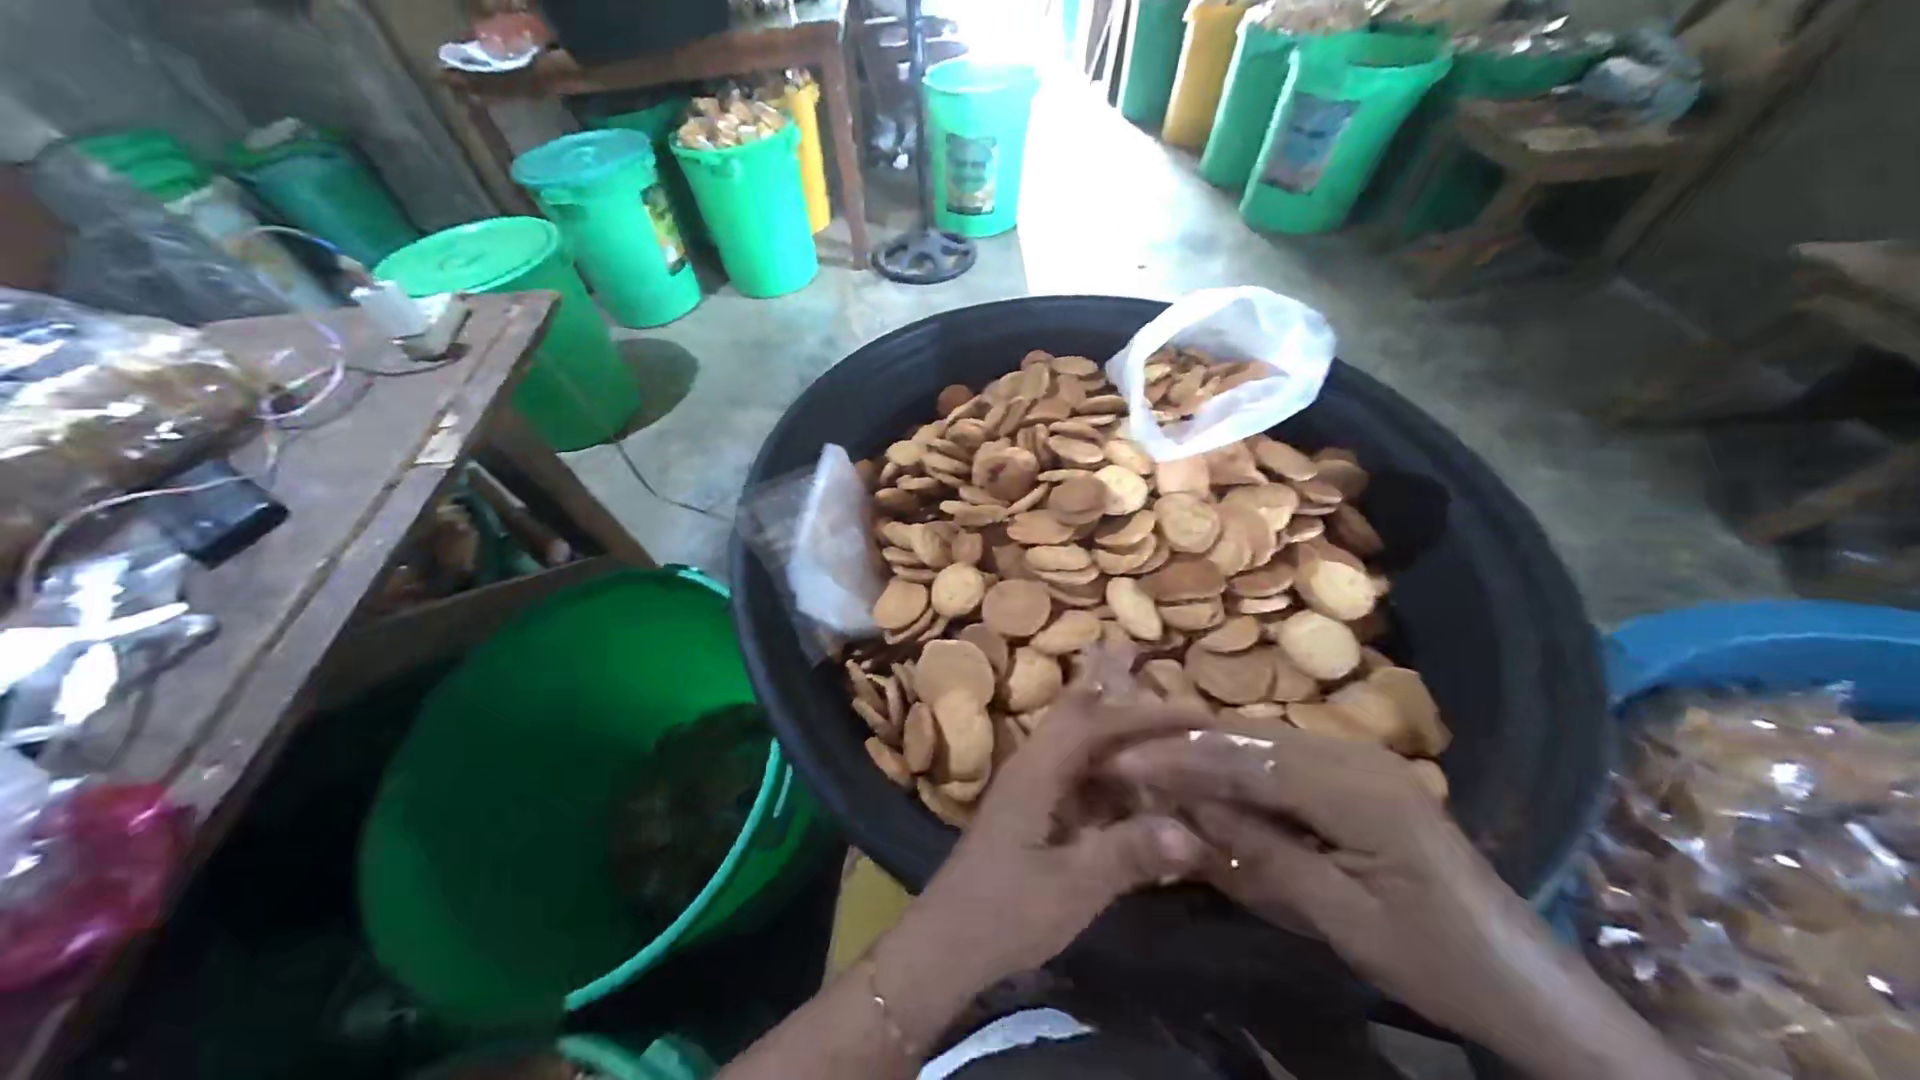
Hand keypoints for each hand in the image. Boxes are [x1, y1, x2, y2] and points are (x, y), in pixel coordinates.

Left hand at [874, 691, 1211, 1032]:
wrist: (946, 946)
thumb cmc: (1005, 913)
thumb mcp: (1073, 887)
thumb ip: (1129, 853)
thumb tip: (1193, 834)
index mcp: (1037, 770)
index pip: (1096, 721)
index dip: (1147, 715)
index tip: (1198, 718)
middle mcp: (1033, 767)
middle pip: (1087, 723)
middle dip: (1137, 722)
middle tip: (1191, 733)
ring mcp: (1032, 789)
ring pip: (1085, 752)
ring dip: (1128, 753)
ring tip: (1181, 761)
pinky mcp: (1035, 814)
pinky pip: (1082, 783)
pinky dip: (1115, 784)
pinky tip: (1147, 803)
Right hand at [1108, 725, 1691, 1079]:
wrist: (1521, 981)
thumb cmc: (1432, 956)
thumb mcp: (1340, 916)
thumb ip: (1263, 852)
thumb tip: (1191, 805)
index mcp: (1359, 790)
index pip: (1250, 759)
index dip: (1182, 758)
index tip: (1124, 760)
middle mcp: (1357, 756)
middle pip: (1253, 739)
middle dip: (1187, 745)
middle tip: (1127, 754)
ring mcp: (1362, 761)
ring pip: (1264, 742)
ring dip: (1209, 752)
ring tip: (1154, 761)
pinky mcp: (1361, 777)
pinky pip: (1285, 759)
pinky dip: (1240, 767)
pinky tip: (1210, 777)